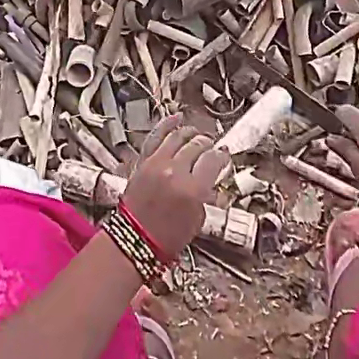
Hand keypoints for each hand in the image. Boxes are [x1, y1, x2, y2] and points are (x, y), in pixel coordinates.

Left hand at [121, 114, 228, 256]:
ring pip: (178, 136)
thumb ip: (206, 195)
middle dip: (208, 146)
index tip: (224, 156)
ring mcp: (157, 163)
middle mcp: (175, 171)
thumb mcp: (197, 220)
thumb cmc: (166, 237)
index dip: (222, 156)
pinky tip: (176, 118)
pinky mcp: (143, 161)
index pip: (213, 160)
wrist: (134, 240)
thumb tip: (212, 180)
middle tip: (212, 149)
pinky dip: (167, 124)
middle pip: (197, 145)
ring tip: (198, 136)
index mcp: (192, 189)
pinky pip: (156, 136)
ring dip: (191, 134)